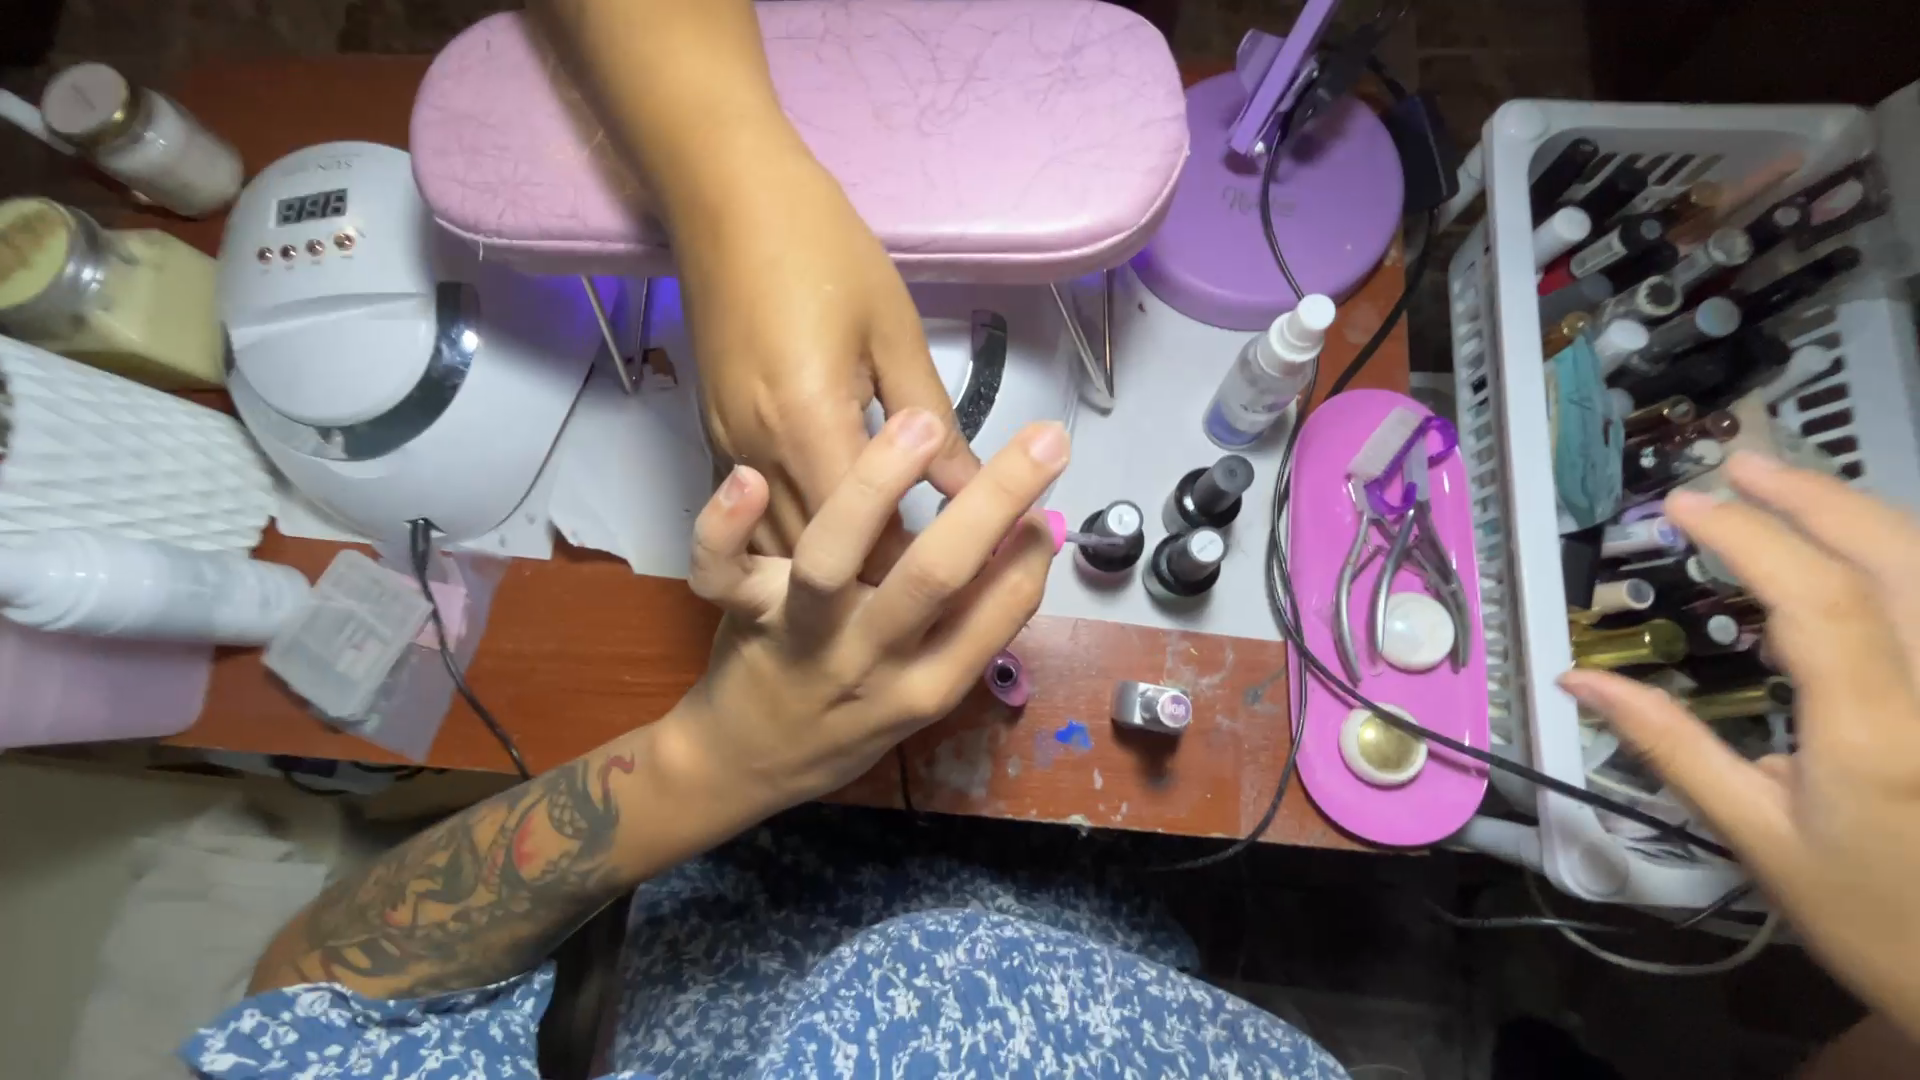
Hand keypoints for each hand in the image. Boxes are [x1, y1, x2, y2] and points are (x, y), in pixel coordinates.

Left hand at [663, 408, 1067, 811]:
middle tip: (1045, 440)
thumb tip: (1026, 543)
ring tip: (921, 423)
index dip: (1030, 558)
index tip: (1049, 503)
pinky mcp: (742, 614)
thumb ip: (970, 628)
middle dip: (994, 502)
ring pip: (834, 561)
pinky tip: (749, 478)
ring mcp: (801, 635)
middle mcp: (868, 659)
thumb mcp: (922, 694)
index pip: (996, 616)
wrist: (747, 766)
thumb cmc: (848, 725)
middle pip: (936, 577)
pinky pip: (722, 574)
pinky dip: (726, 527)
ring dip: (877, 487)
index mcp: (926, 684)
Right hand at [676, 152, 978, 554]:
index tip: (961, 574)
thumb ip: (938, 422)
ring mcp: (728, 450)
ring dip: (836, 564)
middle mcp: (758, 454)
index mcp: (807, 425)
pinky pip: (759, 515)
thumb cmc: (824, 250)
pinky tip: (840, 532)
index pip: (865, 536)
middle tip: (932, 581)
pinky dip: (802, 536)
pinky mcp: (715, 438)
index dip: (913, 567)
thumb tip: (977, 490)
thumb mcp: (895, 332)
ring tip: (890, 567)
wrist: (724, 194)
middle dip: (874, 578)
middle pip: (817, 557)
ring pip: (781, 547)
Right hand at [1560, 452, 1919, 1036]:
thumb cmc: (1879, 919)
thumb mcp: (1757, 838)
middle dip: (1817, 498)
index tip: (1683, 505)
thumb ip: (1670, 747)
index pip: (1823, 601)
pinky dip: (1899, 565)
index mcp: (1882, 735)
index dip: (1751, 537)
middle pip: (1904, 563)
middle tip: (1737, 468)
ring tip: (1788, 491)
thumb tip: (1577, 681)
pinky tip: (1859, 556)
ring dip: (1863, 517)